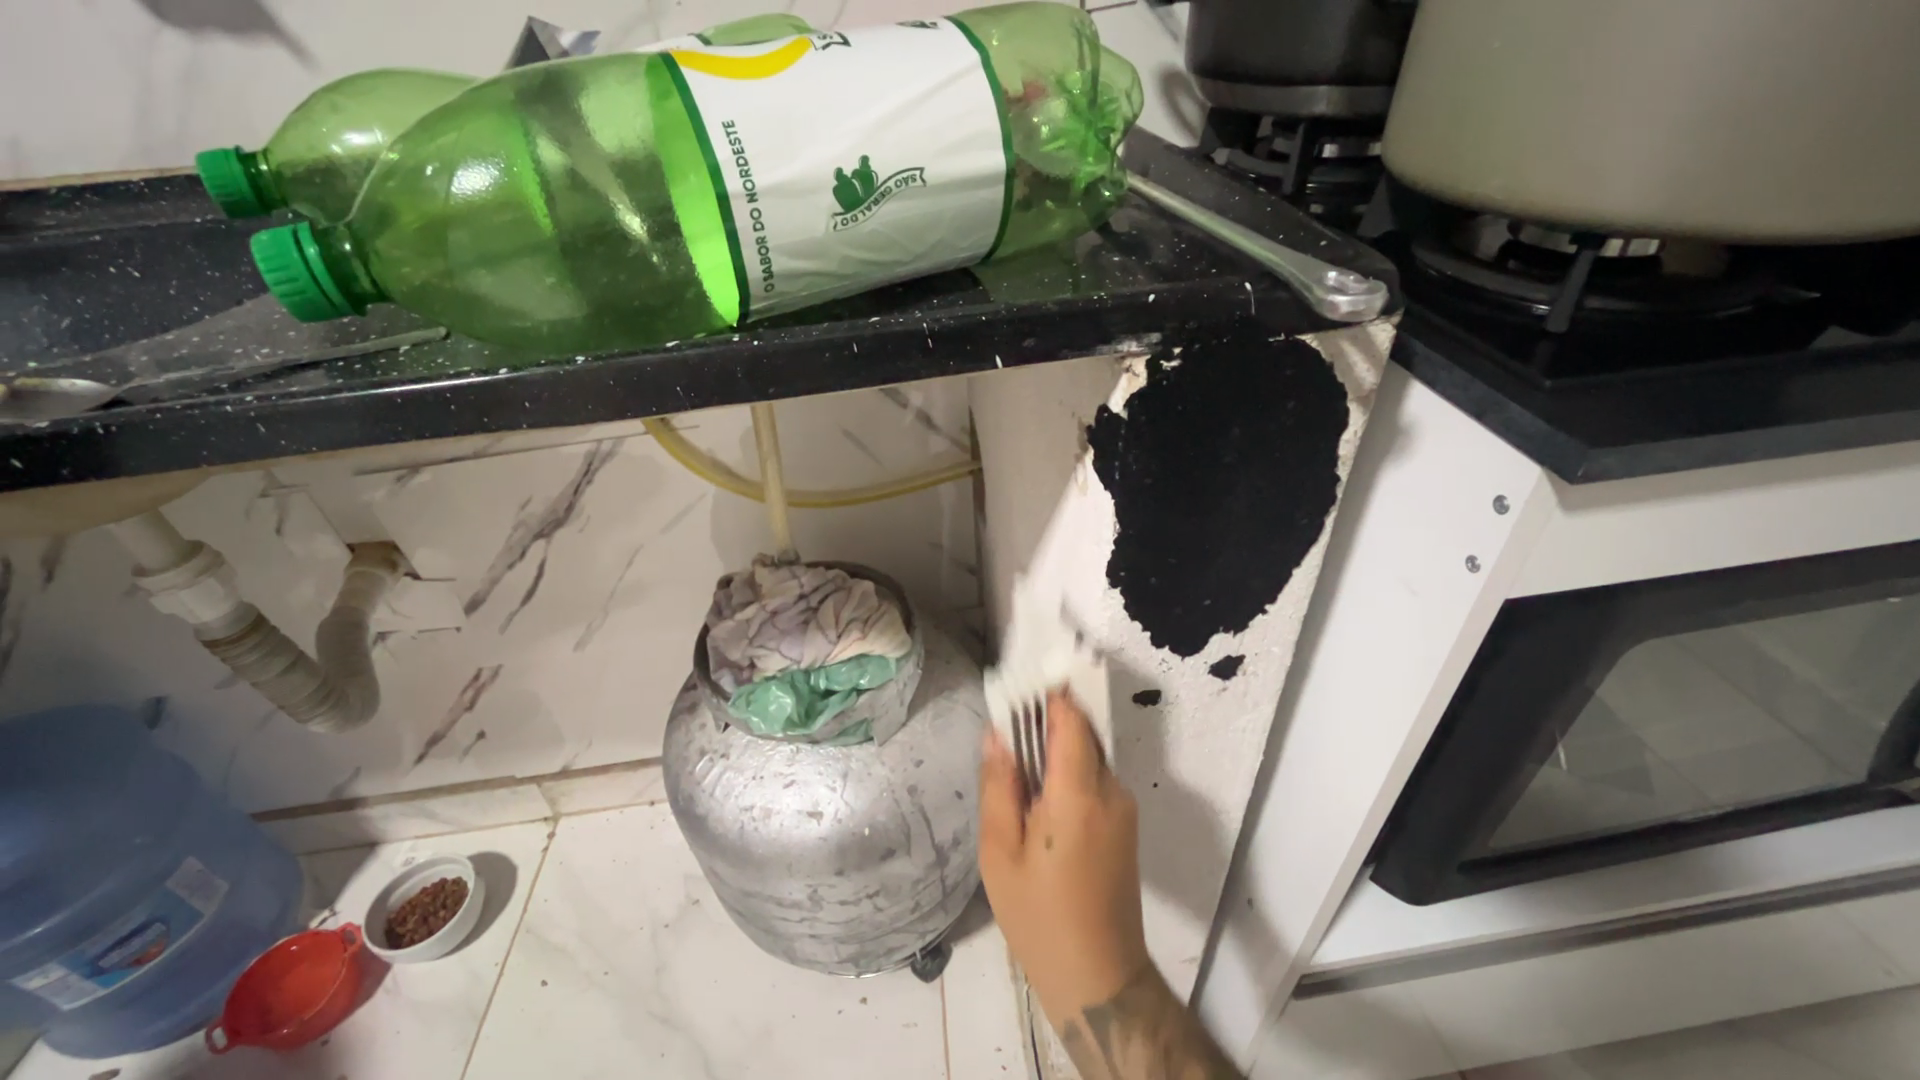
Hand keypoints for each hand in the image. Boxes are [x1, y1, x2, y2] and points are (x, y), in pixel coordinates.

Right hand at [978, 690, 1149, 1024]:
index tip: (1020, 681)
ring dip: (1057, 751)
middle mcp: (1110, 791)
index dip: (1049, 692)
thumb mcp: (1000, 853)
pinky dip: (1069, 774)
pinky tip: (1040, 803)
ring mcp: (1124, 808)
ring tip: (1017, 771)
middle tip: (1007, 729)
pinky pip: (1095, 780)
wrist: (1098, 975)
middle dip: (1048, 722)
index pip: (1071, 718)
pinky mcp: (1126, 825)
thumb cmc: (1038, 917)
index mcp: (1077, 795)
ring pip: (1089, 756)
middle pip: (1082, 733)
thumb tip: (998, 733)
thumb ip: (1000, 785)